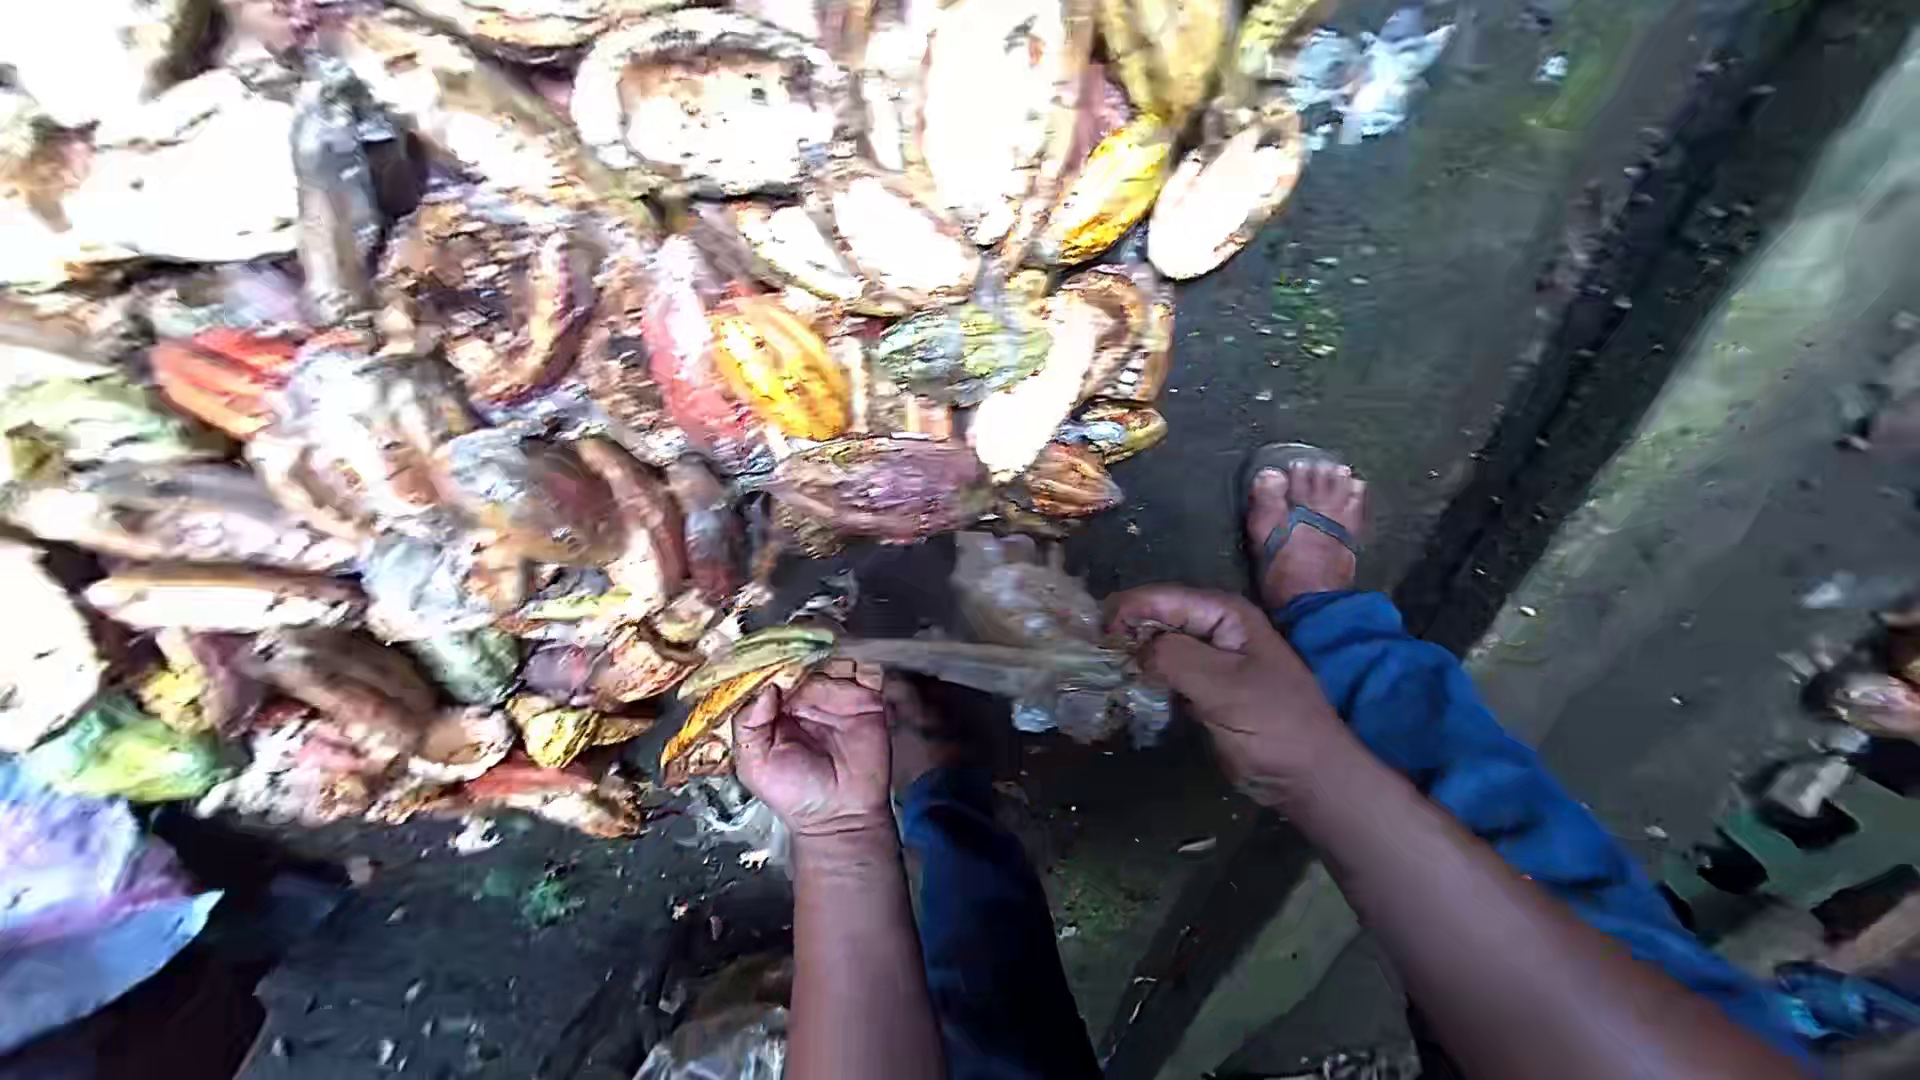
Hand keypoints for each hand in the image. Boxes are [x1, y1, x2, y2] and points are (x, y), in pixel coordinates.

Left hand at [734, 672, 893, 839]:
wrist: (840, 815)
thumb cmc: (795, 793)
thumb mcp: (754, 764)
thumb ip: (748, 725)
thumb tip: (765, 688)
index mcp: (777, 706)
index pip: (774, 672)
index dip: (773, 661)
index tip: (774, 657)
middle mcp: (808, 695)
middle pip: (807, 659)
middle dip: (805, 654)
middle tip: (804, 663)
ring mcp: (839, 695)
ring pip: (837, 658)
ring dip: (834, 658)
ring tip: (829, 674)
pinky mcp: (869, 700)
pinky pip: (869, 671)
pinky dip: (865, 664)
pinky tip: (854, 676)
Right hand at [1107, 585, 1354, 804]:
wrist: (1310, 780)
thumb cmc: (1274, 727)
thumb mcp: (1224, 687)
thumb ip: (1175, 658)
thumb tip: (1134, 649)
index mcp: (1225, 613)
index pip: (1163, 598)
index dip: (1128, 610)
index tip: (1097, 634)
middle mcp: (1214, 626)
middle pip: (1156, 617)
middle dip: (1125, 630)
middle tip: (1094, 651)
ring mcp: (1208, 657)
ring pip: (1156, 644)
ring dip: (1130, 654)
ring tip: (1101, 665)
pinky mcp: (1201, 685)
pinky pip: (1163, 670)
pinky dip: (1142, 676)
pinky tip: (1123, 684)